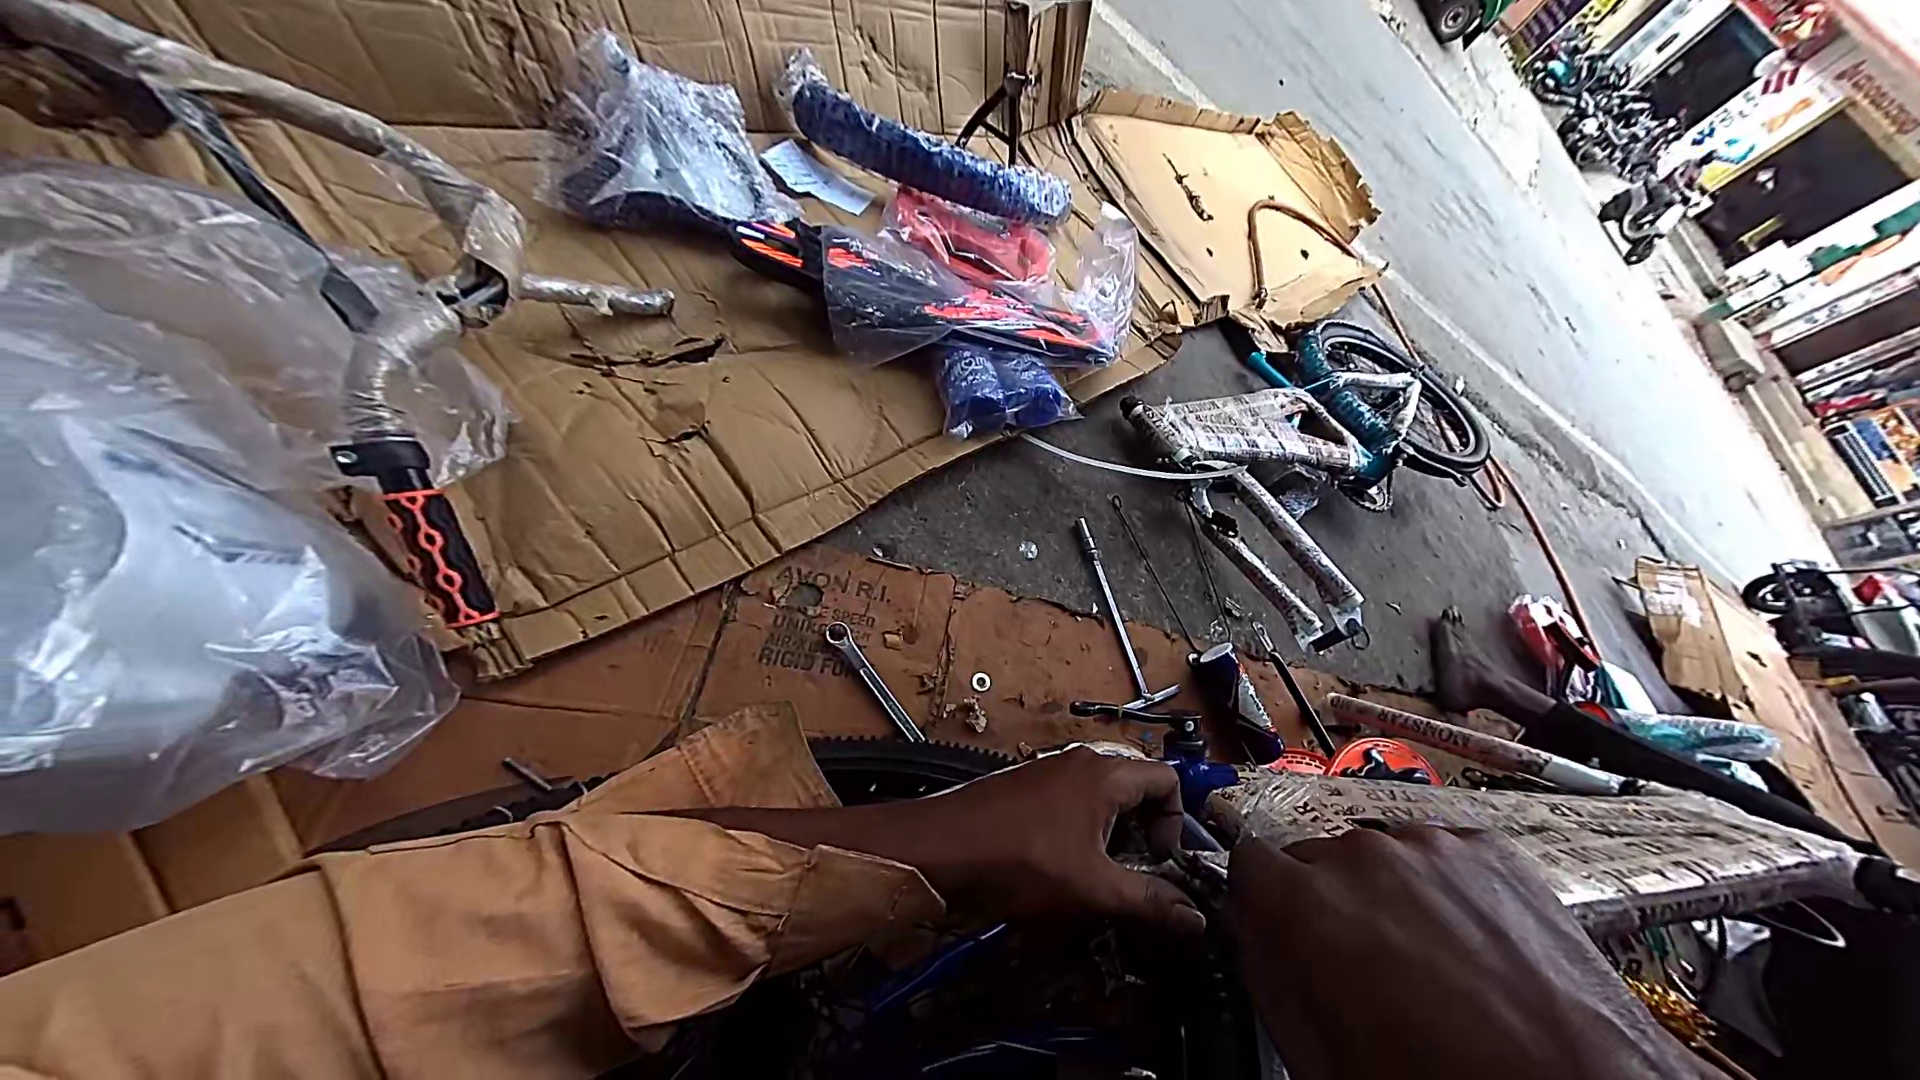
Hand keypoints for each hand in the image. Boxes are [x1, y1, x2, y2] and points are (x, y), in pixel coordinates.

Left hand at [887, 746, 1202, 932]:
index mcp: (1106, 773)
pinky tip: (1064, 861)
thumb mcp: (1092, 886)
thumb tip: (1196, 920)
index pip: (1167, 779)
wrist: (944, 845)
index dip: (1175, 822)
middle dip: (1146, 829)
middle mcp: (1082, 761)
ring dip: (1114, 831)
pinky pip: (1074, 798)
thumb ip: (1149, 901)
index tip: (1160, 861)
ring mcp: (1052, 769)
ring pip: (1104, 794)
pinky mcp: (1029, 784)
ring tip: (1099, 872)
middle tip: (1134, 870)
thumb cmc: (1021, 858)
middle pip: (1137, 786)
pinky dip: (1084, 826)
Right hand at [1227, 826, 1715, 1079]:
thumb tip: (1251, 928)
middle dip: (1327, 898)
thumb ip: (1266, 971)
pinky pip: (1438, 853)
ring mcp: (1426, 845)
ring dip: (1387, 891)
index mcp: (1303, 902)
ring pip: (1377, 854)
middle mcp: (1356, 856)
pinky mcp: (1486, 848)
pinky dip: (1443, 886)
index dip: (1261, 893)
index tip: (1276, 916)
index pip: (1248, 859)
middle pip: (1315, 857)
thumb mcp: (1318, 1051)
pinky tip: (1474, 942)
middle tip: (1367, 959)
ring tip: (1434, 957)